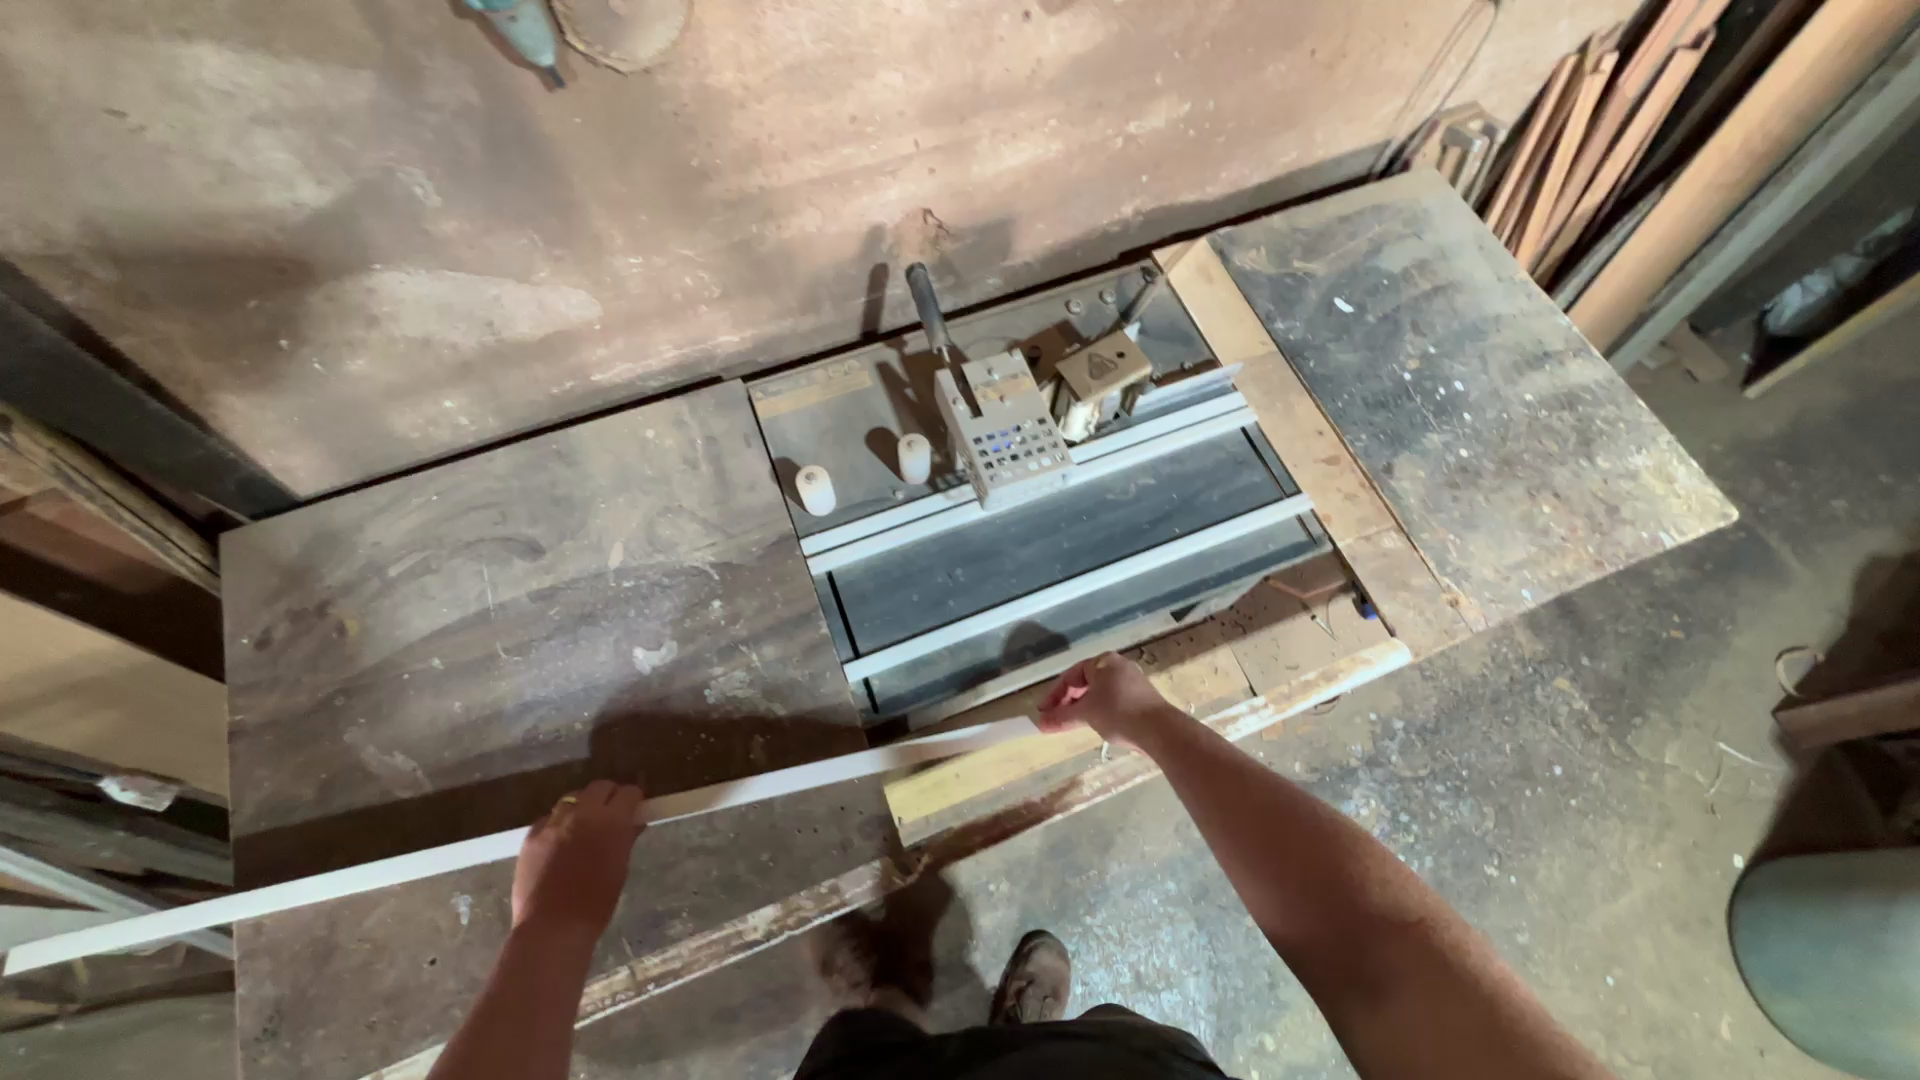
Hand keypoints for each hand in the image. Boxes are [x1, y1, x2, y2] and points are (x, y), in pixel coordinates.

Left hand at [511, 780, 645, 936]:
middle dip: (608, 795)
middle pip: (599, 787)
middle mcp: (583, 814)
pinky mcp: (531, 836)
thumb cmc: (597, 903)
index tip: (635, 808)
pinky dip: (557, 823)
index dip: (633, 799)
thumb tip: (634, 823)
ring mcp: (553, 823)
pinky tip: (559, 840)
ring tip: (583, 825)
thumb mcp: (620, 868)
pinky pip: (548, 818)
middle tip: (612, 812)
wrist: (552, 927)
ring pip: (571, 798)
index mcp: (612, 821)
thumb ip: (626, 839)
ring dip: (582, 806)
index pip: (629, 793)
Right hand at [1038, 652, 1187, 746]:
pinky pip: (1113, 700)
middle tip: (1054, 719)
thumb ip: (1061, 717)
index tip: (1043, 712)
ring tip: (1071, 723)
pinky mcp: (1142, 697)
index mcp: (1103, 661)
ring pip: (1099, 693)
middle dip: (1067, 702)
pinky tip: (1096, 724)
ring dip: (1082, 707)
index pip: (1071, 676)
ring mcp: (1132, 681)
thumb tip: (1039, 723)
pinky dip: (1099, 710)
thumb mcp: (1085, 714)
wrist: (1159, 730)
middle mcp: (1118, 666)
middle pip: (1085, 683)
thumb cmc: (1118, 712)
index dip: (1054, 695)